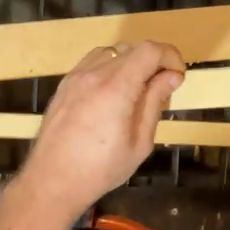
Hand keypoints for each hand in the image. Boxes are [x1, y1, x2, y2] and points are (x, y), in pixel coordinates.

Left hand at [17, 41, 185, 219]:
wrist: (51, 181)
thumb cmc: (100, 169)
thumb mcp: (139, 143)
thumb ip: (154, 103)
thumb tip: (171, 76)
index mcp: (116, 88)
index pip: (149, 51)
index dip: (170, 56)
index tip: (178, 76)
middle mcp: (94, 74)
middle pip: (132, 48)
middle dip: (154, 62)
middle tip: (162, 89)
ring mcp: (76, 76)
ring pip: (112, 52)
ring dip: (131, 62)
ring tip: (136, 90)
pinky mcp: (65, 84)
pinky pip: (93, 62)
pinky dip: (111, 67)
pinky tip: (112, 92)